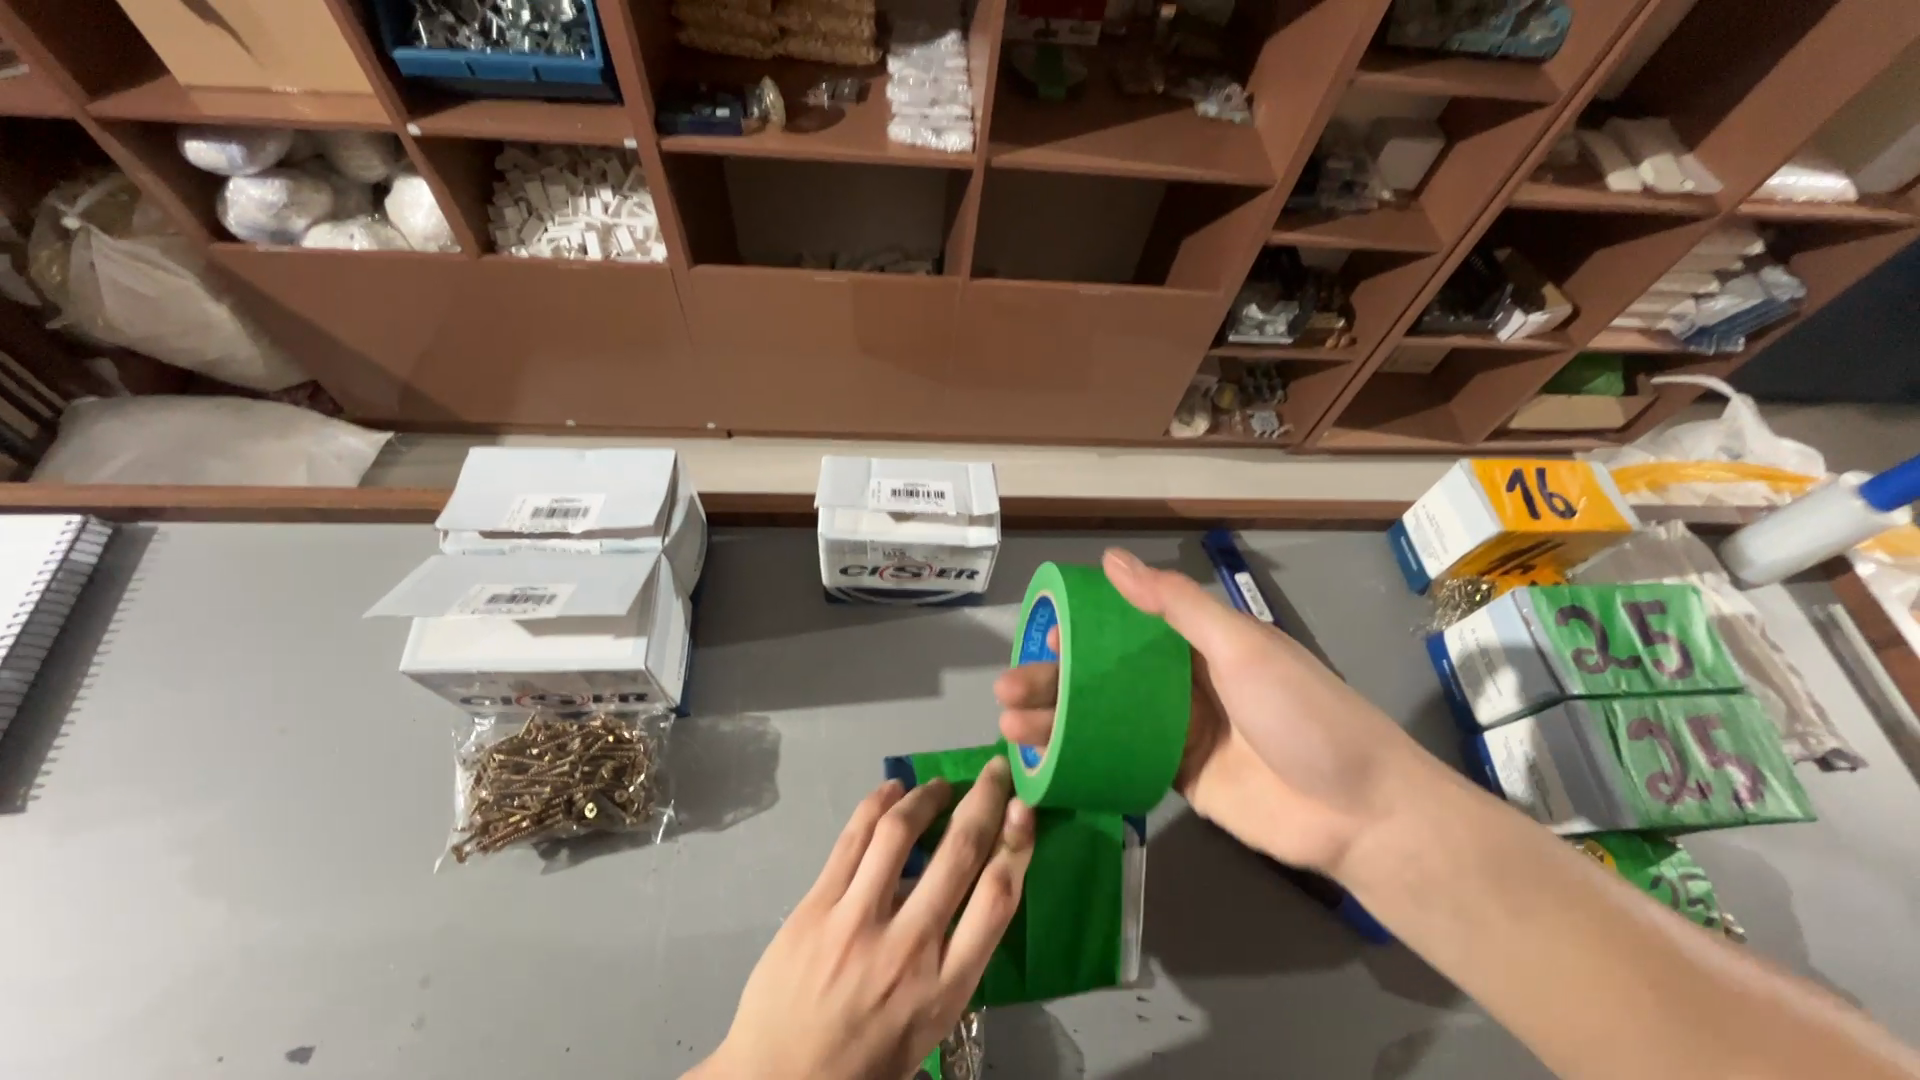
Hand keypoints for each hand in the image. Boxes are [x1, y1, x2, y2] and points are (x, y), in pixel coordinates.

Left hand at [691, 758, 1035, 1079]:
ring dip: (927, 796)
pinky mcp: (816, 907)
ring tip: (940, 784)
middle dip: (985, 801)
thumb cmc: (864, 1060)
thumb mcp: (929, 1025)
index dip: (1017, 844)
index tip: (1025, 808)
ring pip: (900, 834)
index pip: (997, 898)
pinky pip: (852, 841)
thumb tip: (961, 890)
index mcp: (946, 985)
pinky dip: (876, 805)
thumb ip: (952, 960)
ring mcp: (858, 922)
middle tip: (996, 771)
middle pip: (958, 853)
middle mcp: (909, 946)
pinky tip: (891, 790)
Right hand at [995, 548, 1436, 876]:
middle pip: (1106, 676)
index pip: (1128, 627)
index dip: (1082, 629)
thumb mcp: (1241, 646)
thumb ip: (1176, 606)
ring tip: (1009, 723)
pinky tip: (1043, 759)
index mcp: (1202, 643)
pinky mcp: (1179, 778)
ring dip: (1058, 719)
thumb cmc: (1303, 714)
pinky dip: (1082, 757)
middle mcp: (1185, 683)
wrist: (1358, 811)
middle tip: (1005, 686)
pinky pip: (1121, 759)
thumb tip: (1111, 559)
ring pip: (1106, 718)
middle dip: (1055, 681)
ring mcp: (1180, 732)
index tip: (1039, 634)